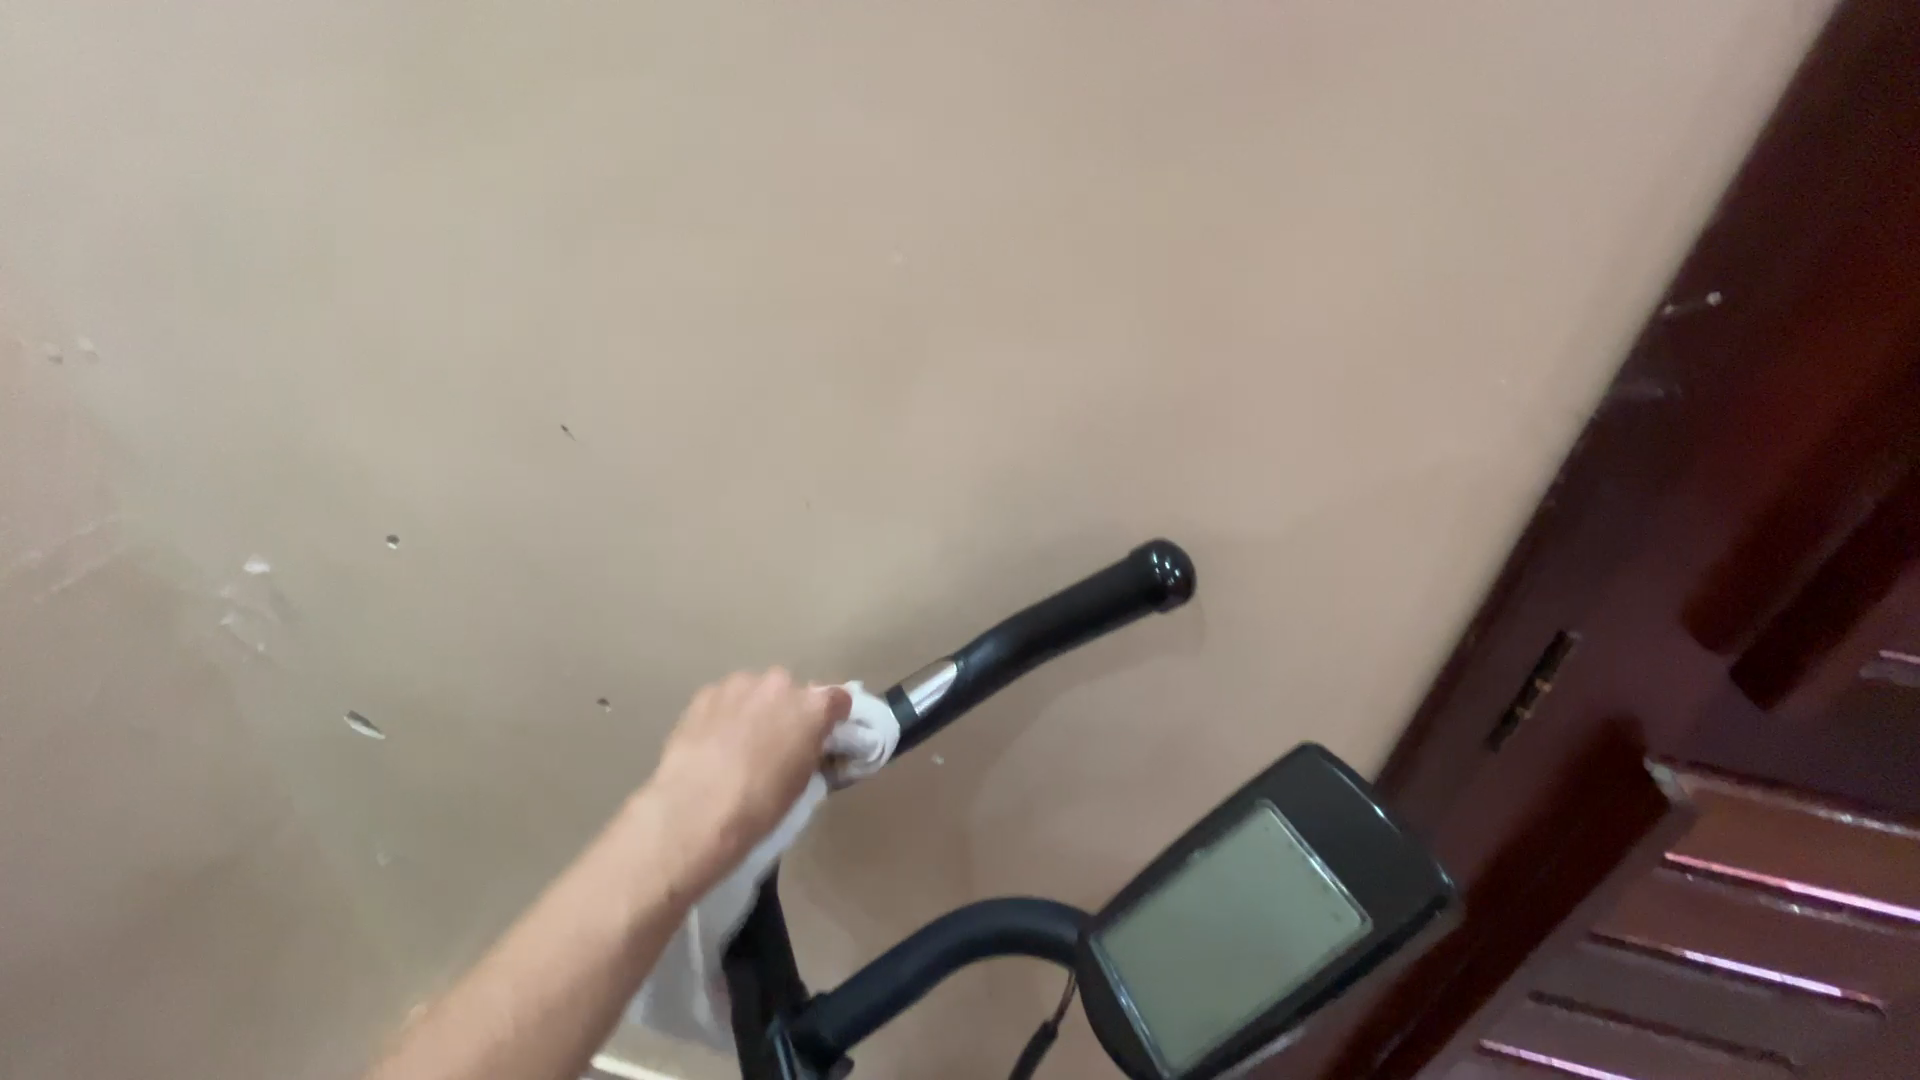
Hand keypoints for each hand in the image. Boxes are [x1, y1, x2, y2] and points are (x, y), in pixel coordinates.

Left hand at [645, 669, 850, 889]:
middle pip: (792, 692)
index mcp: (813, 708)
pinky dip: (724, 714)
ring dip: (754, 709)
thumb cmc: (761, 805)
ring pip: (756, 691)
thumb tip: (806, 744)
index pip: (837, 699)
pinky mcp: (706, 693)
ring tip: (737, 743)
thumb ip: (811, 750)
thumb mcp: (803, 782)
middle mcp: (780, 685)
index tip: (821, 736)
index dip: (831, 718)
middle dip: (787, 711)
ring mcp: (740, 685)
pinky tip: (712, 742)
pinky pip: (725, 699)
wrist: (696, 810)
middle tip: (775, 743)